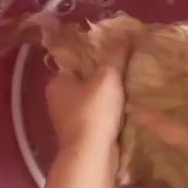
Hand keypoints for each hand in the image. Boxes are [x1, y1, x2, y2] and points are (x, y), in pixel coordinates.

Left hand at [44, 39, 129, 153]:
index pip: (76, 61)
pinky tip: (125, 109)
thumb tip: (124, 32)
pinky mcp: (80, 134)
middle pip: (84, 80)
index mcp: (57, 82)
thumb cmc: (94, 111)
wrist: (92, 155)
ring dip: (107, 96)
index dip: (96, 56)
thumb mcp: (108, 77)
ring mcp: (67, 120)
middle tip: (126, 69)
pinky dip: (108, 113)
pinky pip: (96, 116)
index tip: (116, 54)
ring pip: (91, 99)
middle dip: (103, 77)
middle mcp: (57, 100)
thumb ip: (116, 54)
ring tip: (130, 87)